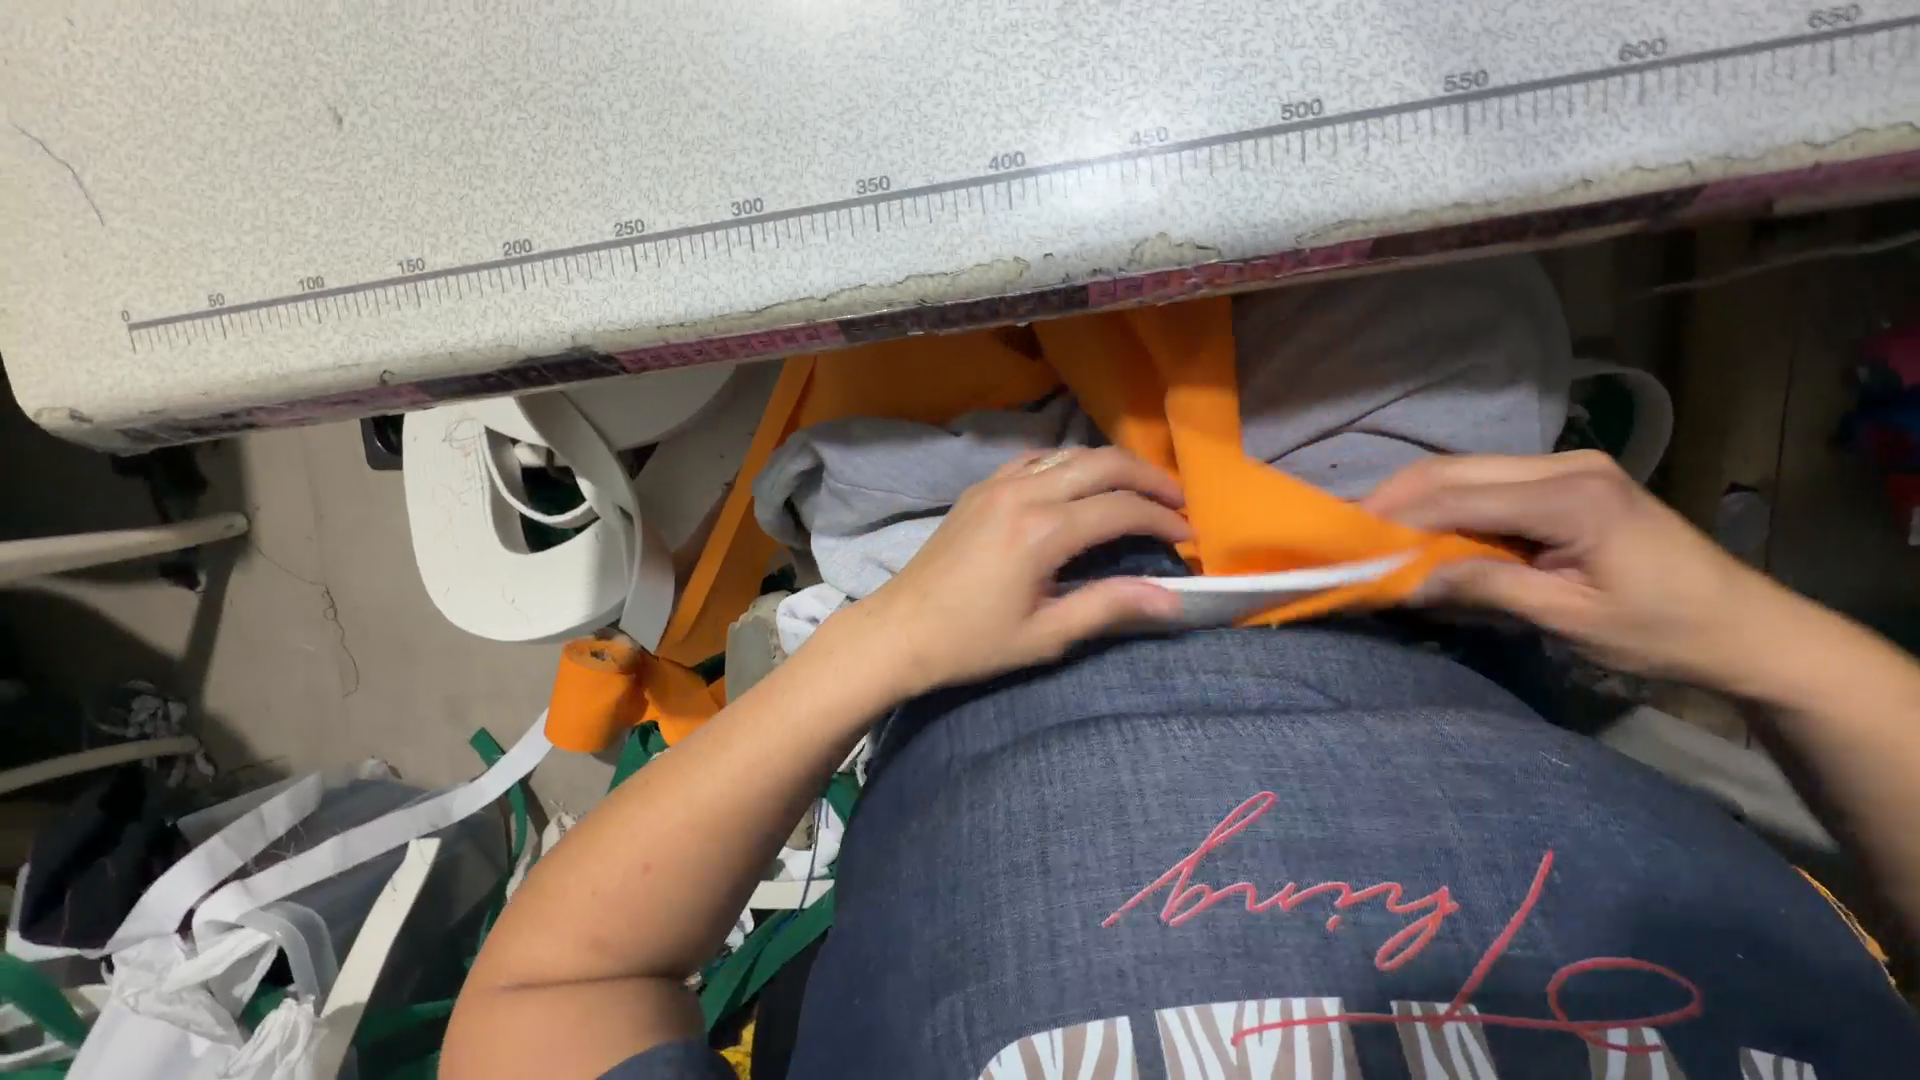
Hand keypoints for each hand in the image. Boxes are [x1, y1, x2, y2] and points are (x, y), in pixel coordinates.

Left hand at [826, 447, 1190, 696]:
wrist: (898, 631)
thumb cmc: (971, 643)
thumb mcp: (1045, 635)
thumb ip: (1109, 607)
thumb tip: (1173, 599)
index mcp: (1042, 531)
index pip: (1122, 509)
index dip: (1163, 519)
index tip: (1189, 537)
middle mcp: (1022, 493)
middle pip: (1103, 463)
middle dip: (1149, 477)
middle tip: (1177, 501)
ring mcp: (997, 484)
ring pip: (1070, 452)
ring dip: (1111, 465)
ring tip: (1139, 489)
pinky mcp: (980, 488)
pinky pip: (1036, 459)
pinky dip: (1070, 463)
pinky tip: (1081, 484)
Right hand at [1361, 450, 1806, 689]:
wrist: (1749, 628)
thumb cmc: (1663, 632)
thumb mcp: (1569, 617)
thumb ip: (1484, 587)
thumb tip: (1403, 581)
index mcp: (1572, 497)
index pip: (1457, 497)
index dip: (1394, 519)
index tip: (1346, 546)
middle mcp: (1566, 465)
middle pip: (1451, 470)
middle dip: (1392, 500)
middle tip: (1347, 536)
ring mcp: (1568, 467)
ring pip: (1462, 470)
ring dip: (1414, 500)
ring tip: (1374, 535)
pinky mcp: (1566, 481)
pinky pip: (1484, 483)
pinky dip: (1444, 504)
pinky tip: (1421, 530)